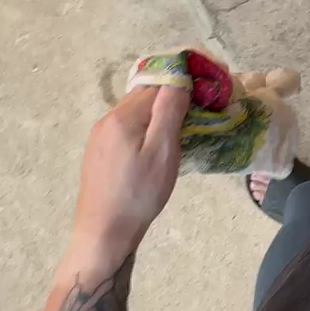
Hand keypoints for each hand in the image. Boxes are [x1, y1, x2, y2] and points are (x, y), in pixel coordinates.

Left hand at [62, 82, 191, 276]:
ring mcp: (101, 135)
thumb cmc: (139, 193)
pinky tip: (160, 144)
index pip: (160, 81)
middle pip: (147, 93)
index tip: (209, 90)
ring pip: (138, 109)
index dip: (186, 81)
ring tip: (185, 127)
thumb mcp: (163, 151)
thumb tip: (180, 76)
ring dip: (162, 111)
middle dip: (175, 94)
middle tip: (202, 109)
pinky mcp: (100, 150)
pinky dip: (149, 125)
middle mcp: (108, 118)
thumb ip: (170, 110)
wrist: (103, 234)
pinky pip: (130, 125)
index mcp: (124, 115)